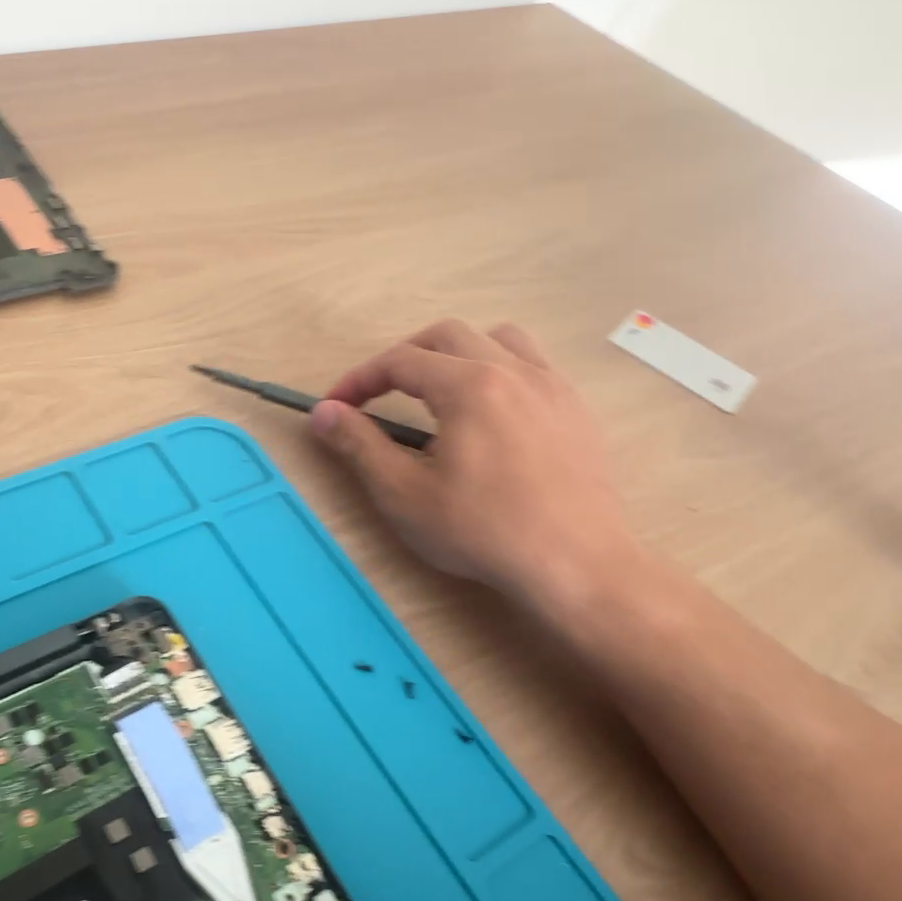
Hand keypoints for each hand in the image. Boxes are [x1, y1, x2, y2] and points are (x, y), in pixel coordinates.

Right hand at [311, 320, 647, 615]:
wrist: (577, 564)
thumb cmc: (483, 530)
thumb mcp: (404, 494)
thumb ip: (360, 445)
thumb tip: (324, 411)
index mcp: (469, 386)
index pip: (400, 360)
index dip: (359, 379)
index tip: (337, 406)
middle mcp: (514, 371)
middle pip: (447, 336)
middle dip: (404, 357)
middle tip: (379, 394)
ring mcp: (553, 387)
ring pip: (497, 340)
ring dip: (456, 354)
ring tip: (438, 392)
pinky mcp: (577, 410)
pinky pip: (534, 365)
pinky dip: (498, 372)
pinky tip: (491, 414)